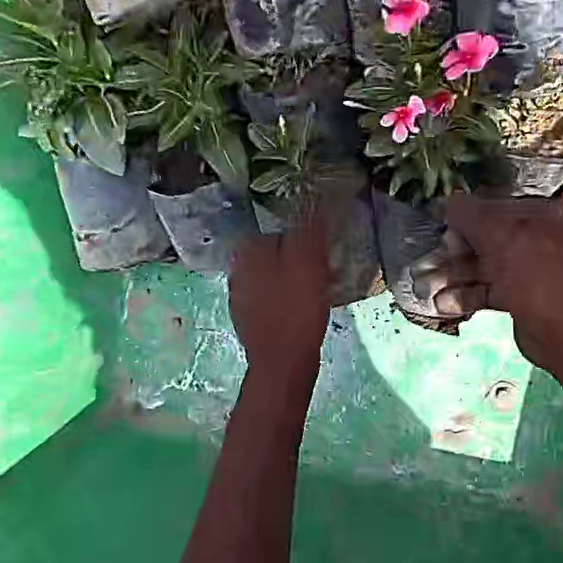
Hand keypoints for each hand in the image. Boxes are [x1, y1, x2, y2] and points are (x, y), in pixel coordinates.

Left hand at [229, 211, 328, 380]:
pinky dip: (287, 301)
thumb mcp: (309, 264)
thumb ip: (309, 230)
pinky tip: (302, 313)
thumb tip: (314, 199)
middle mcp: (237, 270)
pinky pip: (272, 299)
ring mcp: (240, 296)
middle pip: (278, 254)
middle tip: (325, 276)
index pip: (284, 232)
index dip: (308, 243)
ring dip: (294, 281)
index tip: (325, 258)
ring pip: (274, 277)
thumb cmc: (297, 312)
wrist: (282, 363)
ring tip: (317, 295)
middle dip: (300, 261)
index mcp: (249, 251)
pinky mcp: (248, 318)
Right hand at [437, 191, 562, 372]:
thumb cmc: (534, 278)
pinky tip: (441, 302)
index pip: (491, 204)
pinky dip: (463, 296)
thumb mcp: (501, 239)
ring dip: (453, 274)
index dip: (462, 213)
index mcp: (534, 217)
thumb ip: (472, 216)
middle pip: (483, 237)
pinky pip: (484, 291)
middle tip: (425, 256)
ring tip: (425, 283)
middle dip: (453, 248)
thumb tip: (448, 201)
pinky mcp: (514, 299)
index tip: (436, 221)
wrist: (561, 333)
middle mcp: (529, 240)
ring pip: (481, 266)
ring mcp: (522, 271)